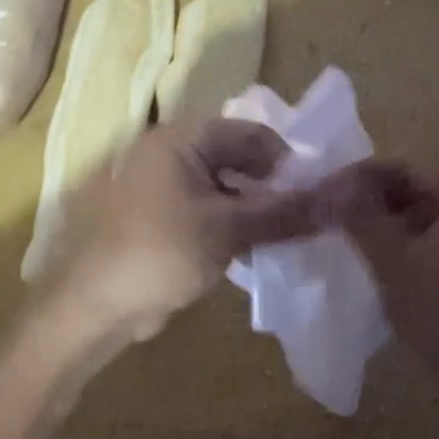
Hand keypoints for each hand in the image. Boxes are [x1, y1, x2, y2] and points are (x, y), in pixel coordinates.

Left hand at [52, 118, 324, 339]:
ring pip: (225, 189)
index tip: (316, 196)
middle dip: (273, 188)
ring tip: (286, 239)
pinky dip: (233, 228)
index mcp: (181, 140)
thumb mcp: (229, 230)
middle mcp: (170, 154)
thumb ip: (286, 212)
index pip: (252, 132)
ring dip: (256, 211)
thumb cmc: (161, 253)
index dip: (288, 161)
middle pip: (239, 159)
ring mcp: (162, 189)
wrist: (97, 306)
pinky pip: (208, 213)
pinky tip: (255, 253)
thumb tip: (342, 198)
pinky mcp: (161, 221)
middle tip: (305, 220)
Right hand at [320, 161, 438, 396]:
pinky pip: (437, 245)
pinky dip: (407, 248)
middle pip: (417, 192)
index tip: (323, 195)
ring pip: (425, 221)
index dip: (359, 178)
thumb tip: (331, 183)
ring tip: (347, 241)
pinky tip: (379, 267)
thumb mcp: (396, 265)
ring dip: (386, 227)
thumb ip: (362, 218)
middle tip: (329, 218)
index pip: (405, 169)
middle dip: (371, 203)